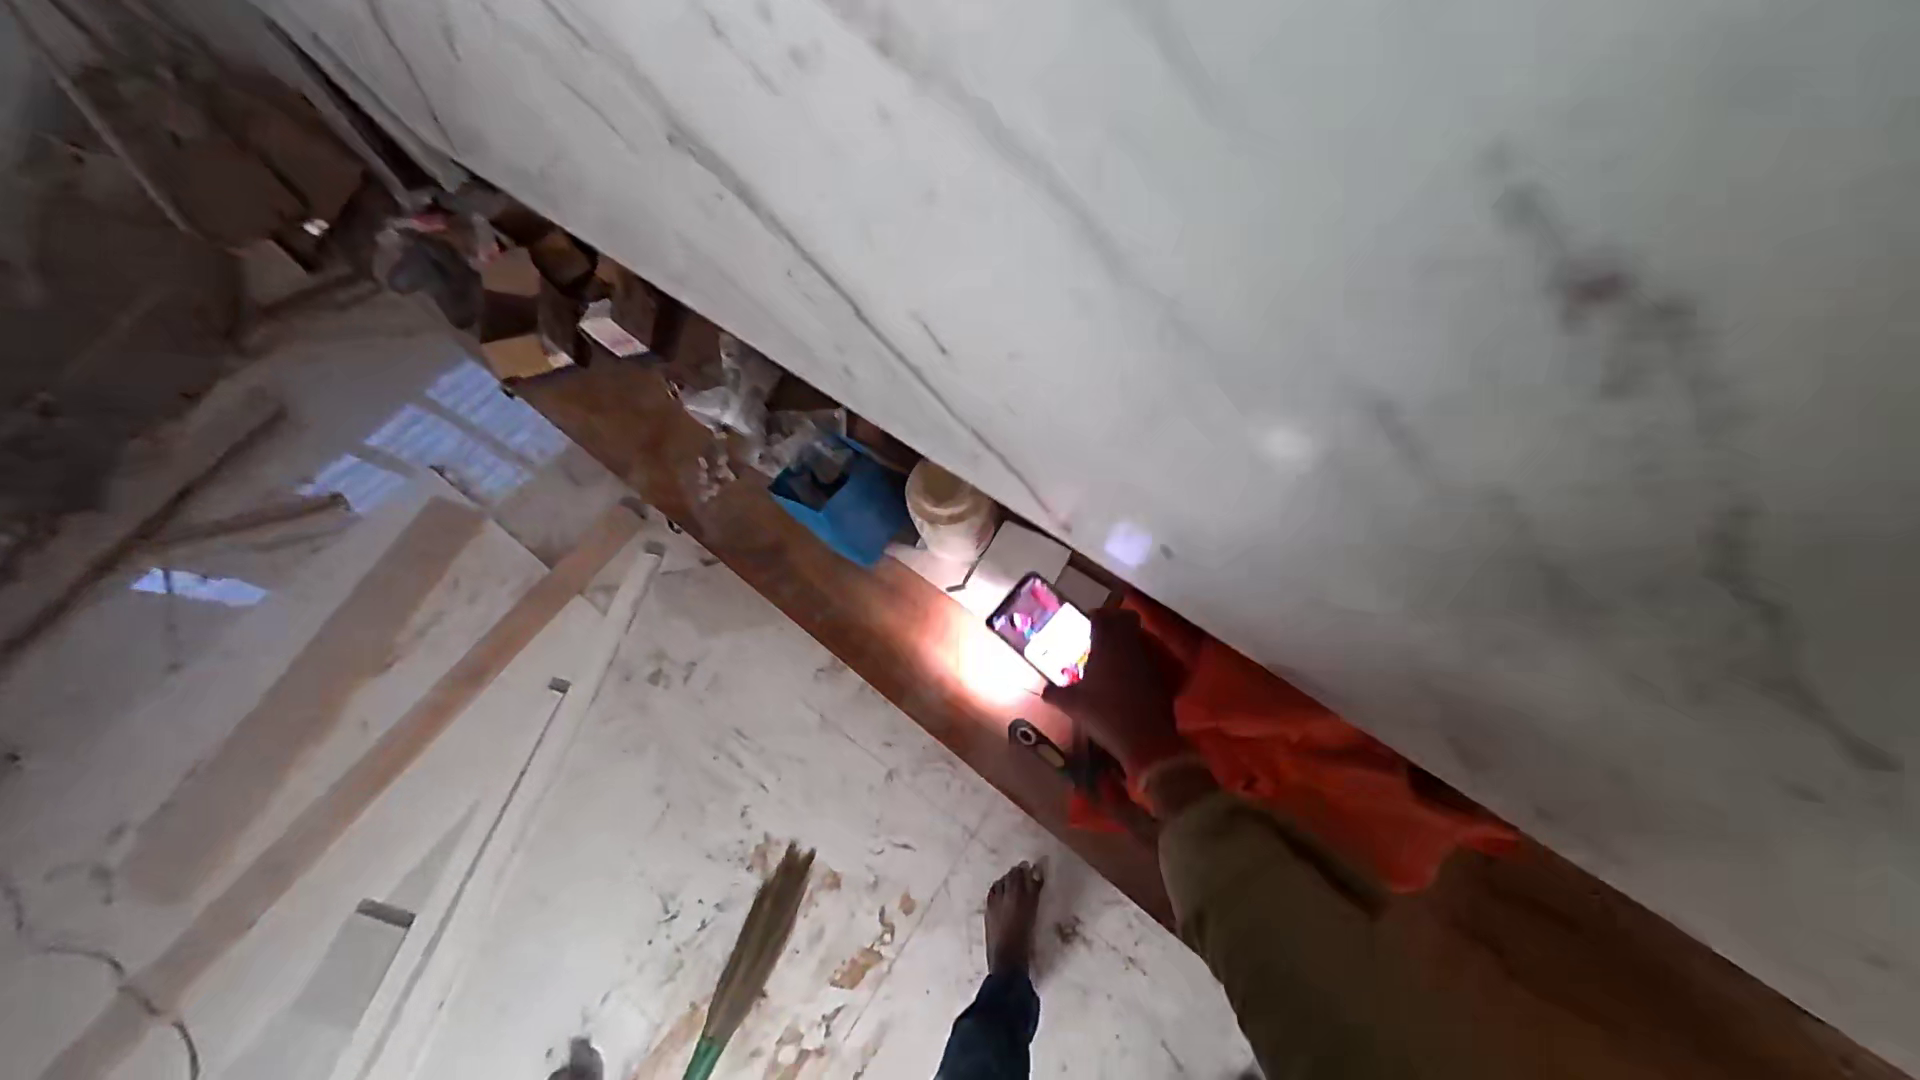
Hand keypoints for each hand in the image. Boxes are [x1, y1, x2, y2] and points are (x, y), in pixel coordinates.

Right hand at [1041, 608, 1189, 774]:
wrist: (1145, 740)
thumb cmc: (1104, 715)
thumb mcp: (1072, 706)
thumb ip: (1055, 694)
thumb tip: (1044, 690)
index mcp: (1106, 646)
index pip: (1102, 617)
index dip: (1096, 614)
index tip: (1089, 619)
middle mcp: (1128, 646)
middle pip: (1126, 619)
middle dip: (1116, 619)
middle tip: (1103, 630)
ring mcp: (1148, 660)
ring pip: (1139, 636)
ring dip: (1128, 639)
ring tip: (1113, 652)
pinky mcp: (1160, 676)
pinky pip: (1148, 657)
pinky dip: (1138, 659)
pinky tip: (1128, 675)